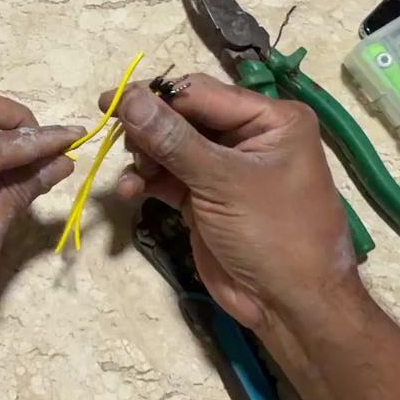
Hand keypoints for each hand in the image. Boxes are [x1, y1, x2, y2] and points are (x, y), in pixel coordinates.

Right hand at [107, 76, 357, 331]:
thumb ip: (172, 139)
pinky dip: (146, 182)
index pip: (202, 93)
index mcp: (270, 119)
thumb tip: (127, 98)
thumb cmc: (272, 233)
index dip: (156, 97)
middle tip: (118, 140)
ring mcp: (224, 169)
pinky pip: (167, 178)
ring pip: (170, 148)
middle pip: (183, 117)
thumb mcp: (223, 182)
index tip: (110, 102)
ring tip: (133, 177)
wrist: (289, 306)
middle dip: (148, 130)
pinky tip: (129, 192)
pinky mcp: (204, 198)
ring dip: (144, 158)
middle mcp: (248, 136)